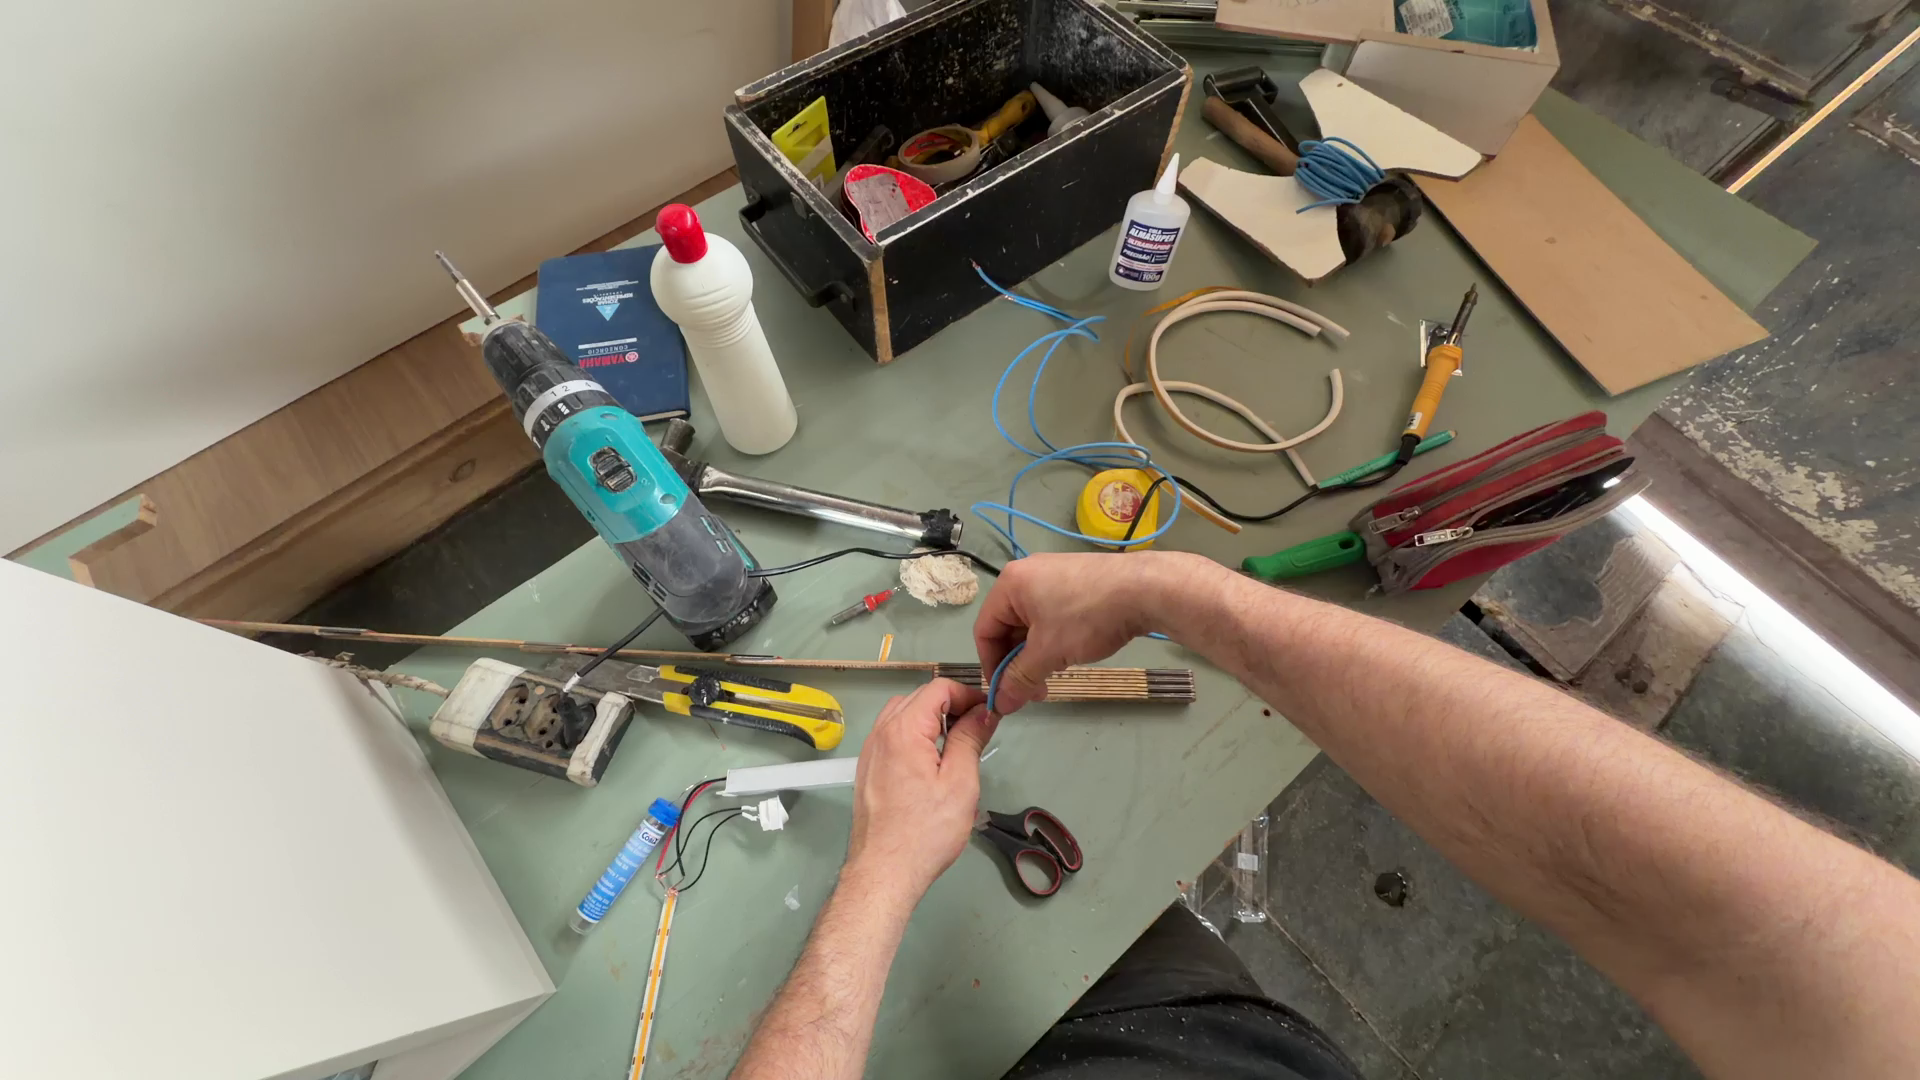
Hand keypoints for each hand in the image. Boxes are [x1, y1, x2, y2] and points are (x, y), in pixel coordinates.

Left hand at [846, 678, 995, 902]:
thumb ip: (970, 739)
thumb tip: (984, 712)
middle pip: (919, 697)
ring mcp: (870, 750)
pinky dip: (914, 733)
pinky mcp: (867, 768)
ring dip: (931, 717)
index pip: (938, 689)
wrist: (883, 873)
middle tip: (978, 727)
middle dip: (951, 704)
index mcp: (904, 729)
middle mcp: (881, 732)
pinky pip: (892, 734)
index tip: (988, 713)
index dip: (967, 694)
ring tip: (956, 741)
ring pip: (903, 713)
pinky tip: (931, 759)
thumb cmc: (926, 830)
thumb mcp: (960, 782)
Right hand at [973, 551, 1216, 714]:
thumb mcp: (1048, 652)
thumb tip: (1000, 705)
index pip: (984, 630)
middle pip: (1007, 627)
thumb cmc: (1087, 617)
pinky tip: (1071, 653)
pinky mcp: (1077, 581)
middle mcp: (1026, 574)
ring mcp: (1053, 574)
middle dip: (1018, 663)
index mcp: (1010, 584)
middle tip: (1035, 691)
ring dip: (1037, 654)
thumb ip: (1019, 679)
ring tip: (1055, 674)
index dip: (991, 666)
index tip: (1006, 693)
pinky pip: (1052, 614)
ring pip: (1032, 624)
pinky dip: (1054, 638)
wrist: (1145, 589)